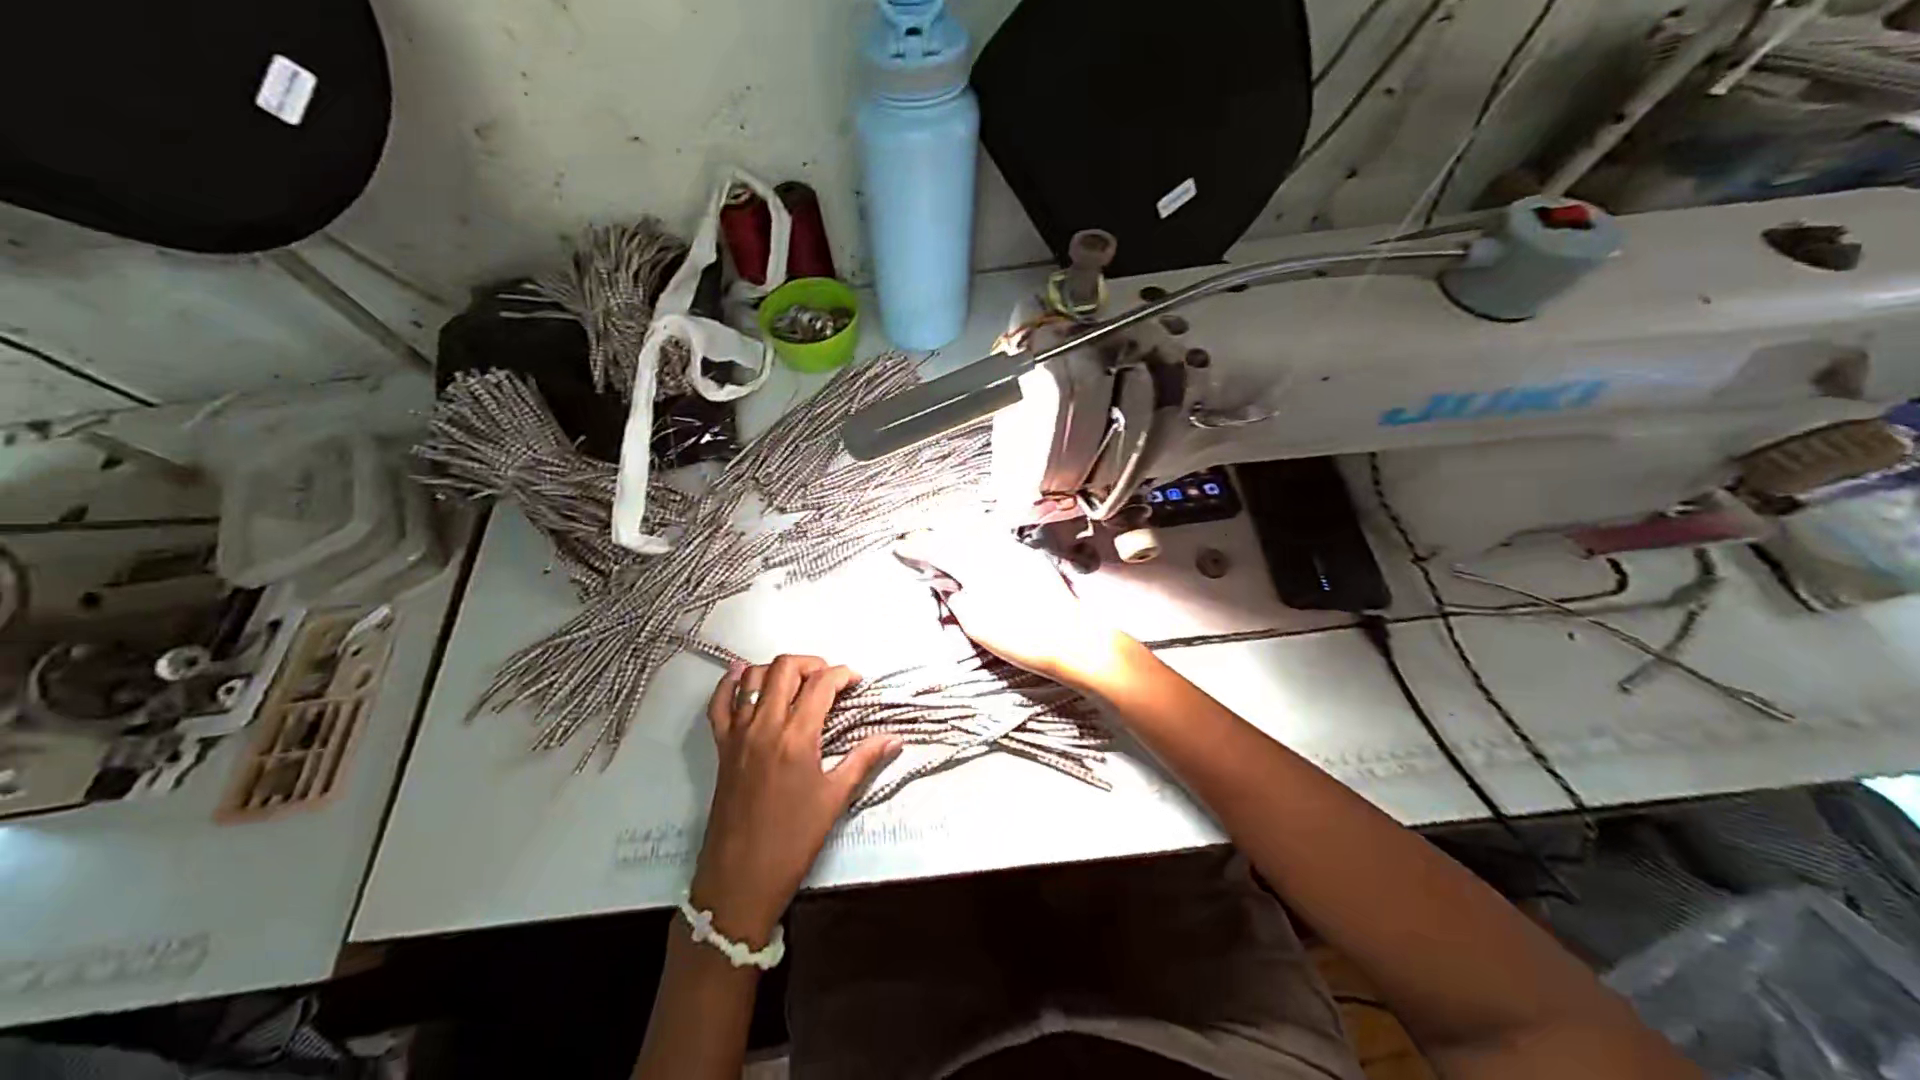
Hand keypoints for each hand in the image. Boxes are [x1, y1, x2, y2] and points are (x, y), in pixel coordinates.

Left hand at [690, 655, 900, 946]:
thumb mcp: (835, 798)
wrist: (741, 877)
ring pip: (753, 677)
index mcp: (797, 736)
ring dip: (777, 670)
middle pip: (785, 668)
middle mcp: (765, 725)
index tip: (857, 682)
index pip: (821, 684)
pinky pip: (719, 703)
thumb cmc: (794, 840)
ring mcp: (738, 733)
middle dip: (812, 664)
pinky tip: (745, 678)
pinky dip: (731, 684)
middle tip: (830, 681)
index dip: (843, 674)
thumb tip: (895, 739)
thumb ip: (864, 760)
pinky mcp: (721, 746)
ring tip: (797, 683)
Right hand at [894, 527, 1133, 693]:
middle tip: (916, 543)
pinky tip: (975, 550)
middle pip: (955, 534)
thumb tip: (947, 583)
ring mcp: (1016, 550)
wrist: (1073, 641)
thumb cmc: (1024, 638)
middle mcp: (996, 549)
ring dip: (956, 536)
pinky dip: (979, 541)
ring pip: (976, 533)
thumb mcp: (977, 624)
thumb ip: (956, 597)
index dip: (915, 546)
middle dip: (933, 537)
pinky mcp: (1031, 557)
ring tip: (941, 544)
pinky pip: (996, 540)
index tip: (899, 547)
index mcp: (976, 564)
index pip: (937, 548)